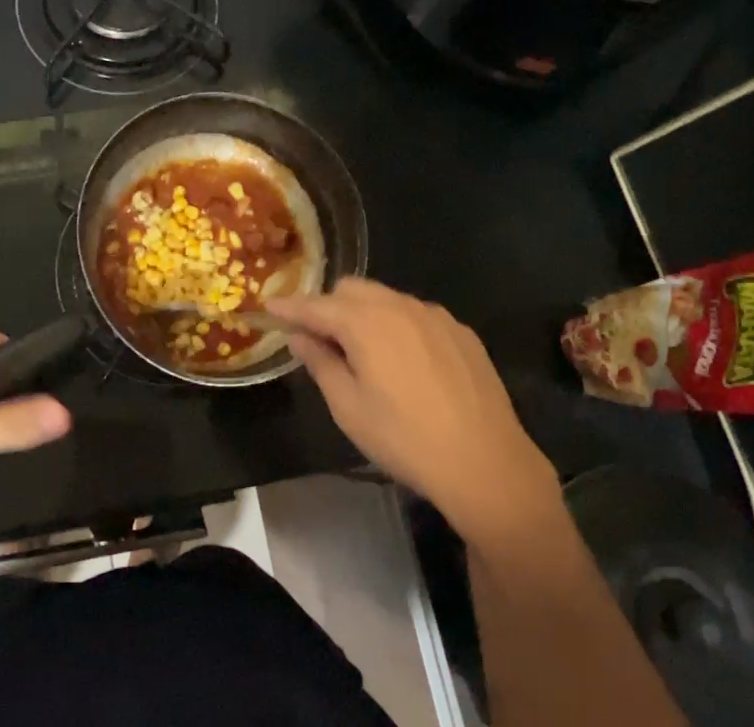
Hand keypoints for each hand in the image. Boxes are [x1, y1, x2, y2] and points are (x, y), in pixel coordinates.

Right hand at [266, 278, 560, 545]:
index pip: (316, 305)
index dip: (289, 307)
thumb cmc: (404, 439)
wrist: (485, 463)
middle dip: (328, 306)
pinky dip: (397, 326)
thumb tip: (299, 337)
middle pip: (352, 289)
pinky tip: (402, 362)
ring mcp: (436, 317)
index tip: (268, 308)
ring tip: (359, 351)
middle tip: (316, 339)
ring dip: (363, 314)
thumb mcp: (348, 407)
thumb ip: (320, 363)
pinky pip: (417, 315)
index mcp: (366, 322)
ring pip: (387, 299)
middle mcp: (401, 307)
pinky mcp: (462, 334)